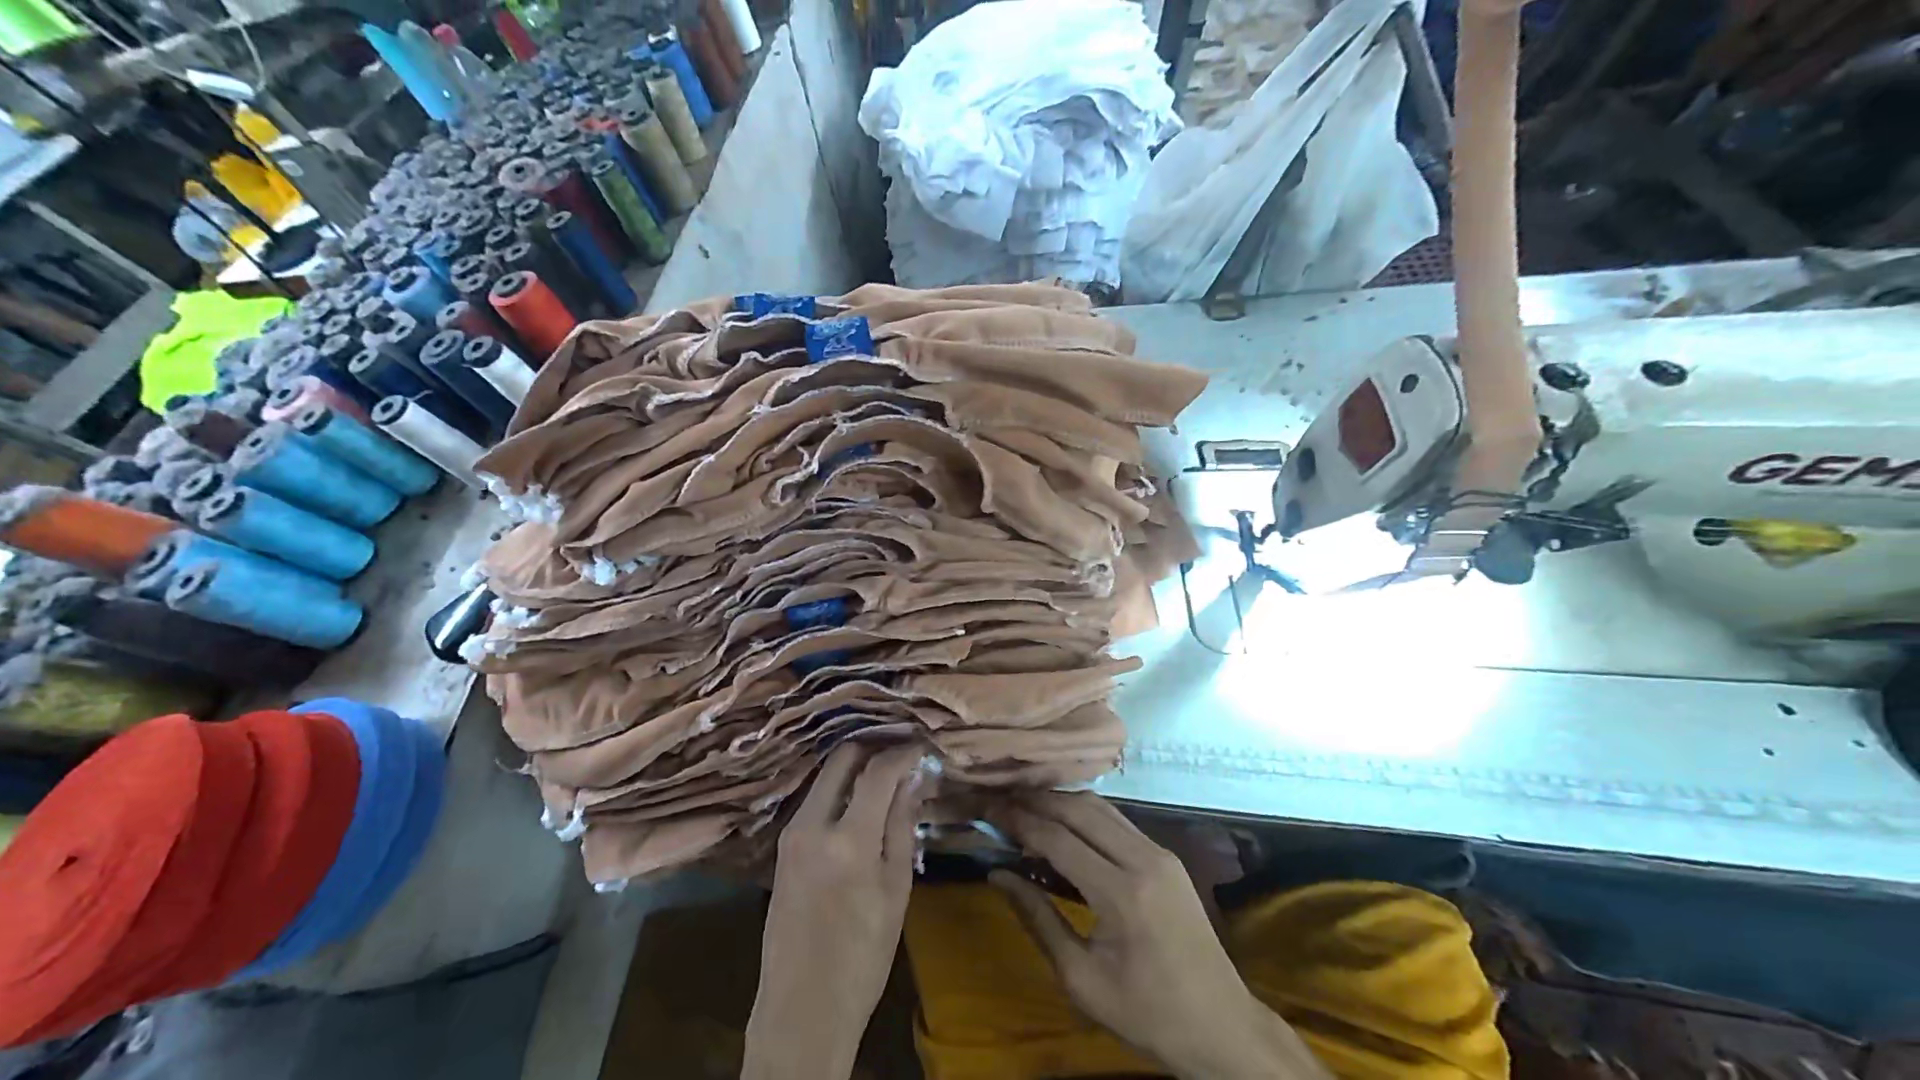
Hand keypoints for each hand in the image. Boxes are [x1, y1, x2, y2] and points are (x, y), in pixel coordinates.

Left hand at [742, 743, 928, 1079]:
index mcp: (847, 840)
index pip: (878, 771)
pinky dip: (840, 788)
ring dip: (857, 766)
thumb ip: (901, 826)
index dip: (903, 752)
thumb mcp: (895, 890)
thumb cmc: (862, 956)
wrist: (801, 1008)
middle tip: (903, 750)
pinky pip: (815, 798)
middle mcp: (811, 824)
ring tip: (889, 773)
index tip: (923, 747)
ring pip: (826, 775)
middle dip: (875, 746)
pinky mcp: (782, 845)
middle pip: (842, 758)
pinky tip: (863, 798)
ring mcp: (790, 833)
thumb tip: (914, 779)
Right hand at [989, 792, 1334, 1079]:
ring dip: (1060, 802)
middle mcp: (1143, 859)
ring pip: (1100, 807)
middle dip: (1036, 801)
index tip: (987, 809)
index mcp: (1121, 893)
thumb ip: (1037, 918)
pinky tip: (1061, 824)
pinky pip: (1118, 821)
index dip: (1018, 820)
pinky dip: (1084, 815)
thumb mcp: (1080, 978)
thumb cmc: (1146, 1013)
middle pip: (1079, 809)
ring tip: (1023, 808)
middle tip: (1000, 801)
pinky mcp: (1167, 857)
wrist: (1221, 1026)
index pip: (1058, 838)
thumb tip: (996, 874)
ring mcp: (1160, 853)